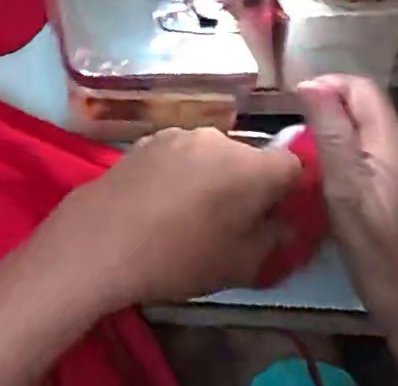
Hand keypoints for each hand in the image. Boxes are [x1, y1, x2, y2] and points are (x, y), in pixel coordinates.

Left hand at [38, 126, 300, 308]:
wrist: (105, 236)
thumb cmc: (181, 255)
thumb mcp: (241, 264)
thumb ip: (273, 238)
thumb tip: (283, 222)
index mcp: (250, 166)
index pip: (291, 164)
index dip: (291, 190)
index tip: (279, 215)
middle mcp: (218, 138)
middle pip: (248, 158)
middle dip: (249, 186)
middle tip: (234, 222)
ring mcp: (180, 133)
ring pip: (212, 154)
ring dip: (213, 176)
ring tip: (192, 213)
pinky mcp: (150, 137)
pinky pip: (181, 152)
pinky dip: (183, 171)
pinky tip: (163, 200)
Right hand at [298, 75, 397, 385]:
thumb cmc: (386, 266)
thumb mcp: (345, 197)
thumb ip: (330, 136)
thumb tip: (310, 84)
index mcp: (396, 149)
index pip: (363, 87)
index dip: (328, 84)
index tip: (299, 103)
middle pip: (376, 118)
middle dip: (338, 120)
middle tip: (307, 148)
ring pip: (388, 150)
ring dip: (358, 152)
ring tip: (332, 183)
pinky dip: (379, 179)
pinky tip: (370, 214)